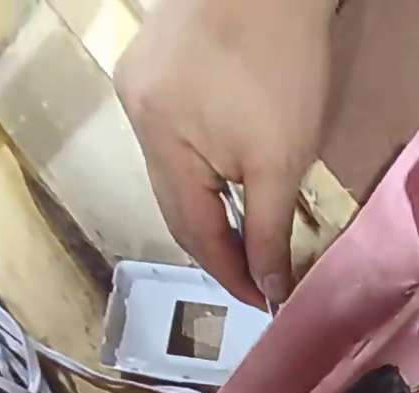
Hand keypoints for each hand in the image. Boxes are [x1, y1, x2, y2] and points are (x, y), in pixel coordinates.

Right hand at [114, 0, 332, 308]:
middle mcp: (138, 119)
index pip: (194, 234)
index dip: (230, 275)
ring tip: (246, 249)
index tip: (263, 302)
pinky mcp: (154, 72)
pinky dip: (204, 183)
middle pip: (177, 212)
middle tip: (256, 281)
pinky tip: (227, 196)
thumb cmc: (281, 64)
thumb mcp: (280, 164)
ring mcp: (140, 90)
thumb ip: (268, 232)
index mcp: (161, 142)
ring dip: (210, 220)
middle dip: (218, 253)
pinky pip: (176, 149)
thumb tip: (270, 287)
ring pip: (175, 182)